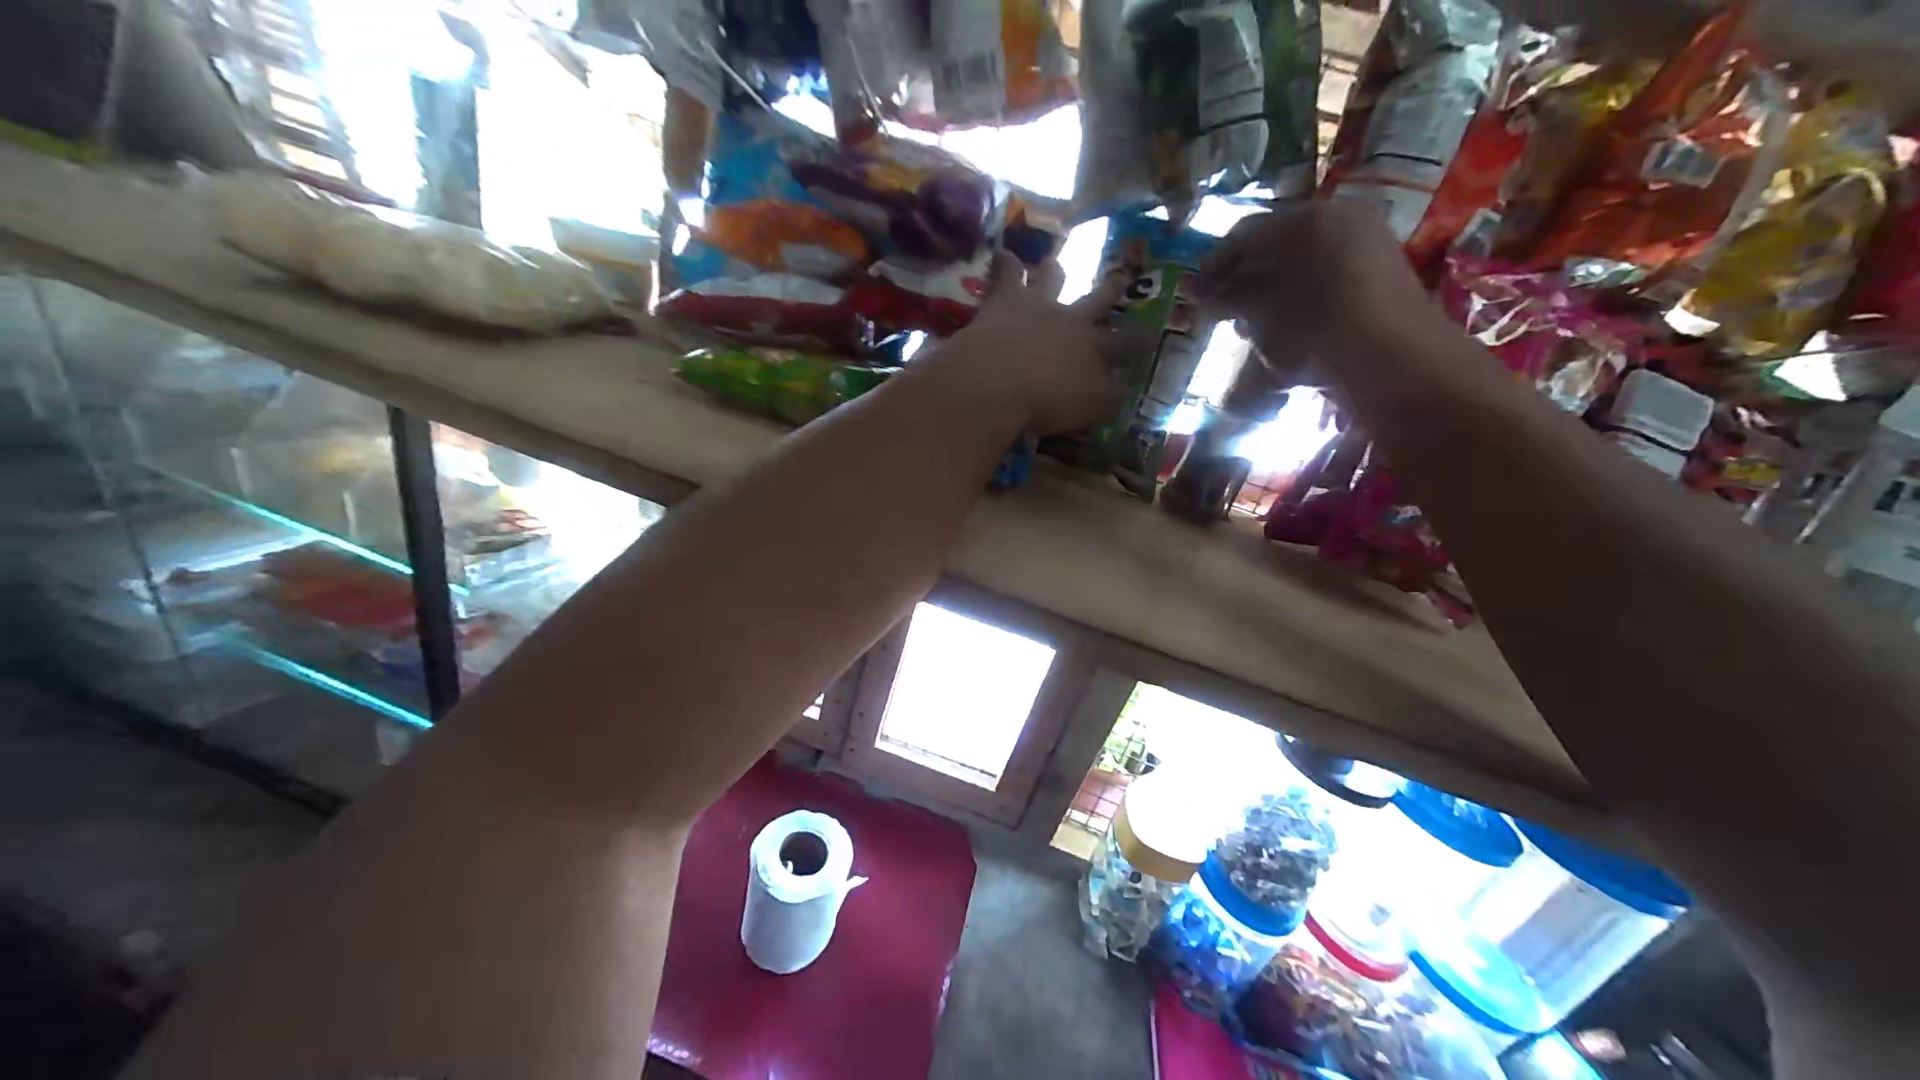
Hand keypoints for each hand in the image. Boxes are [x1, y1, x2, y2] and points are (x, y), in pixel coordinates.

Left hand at [911, 253, 1125, 434]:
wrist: (996, 380)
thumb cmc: (1047, 401)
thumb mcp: (1089, 408)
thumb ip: (1108, 396)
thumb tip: (1123, 389)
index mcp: (1095, 347)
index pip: (1126, 343)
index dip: (1140, 340)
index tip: (1152, 336)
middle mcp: (1071, 319)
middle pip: (1096, 300)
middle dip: (1110, 290)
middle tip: (1119, 277)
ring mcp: (1037, 305)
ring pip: (1050, 279)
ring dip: (1053, 270)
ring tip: (1054, 261)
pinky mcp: (1002, 301)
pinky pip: (1004, 274)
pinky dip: (1005, 262)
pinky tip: (1004, 253)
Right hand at [1195, 201, 1433, 375]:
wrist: (1392, 360)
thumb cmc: (1316, 331)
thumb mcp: (1264, 315)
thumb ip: (1232, 298)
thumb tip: (1207, 295)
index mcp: (1306, 219)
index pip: (1245, 233)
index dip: (1214, 265)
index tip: (1195, 294)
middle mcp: (1338, 218)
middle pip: (1275, 242)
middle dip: (1242, 277)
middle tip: (1219, 309)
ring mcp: (1366, 241)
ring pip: (1301, 259)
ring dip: (1268, 288)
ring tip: (1247, 324)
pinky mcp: (1381, 270)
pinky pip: (1327, 272)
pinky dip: (1299, 294)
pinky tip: (1284, 326)